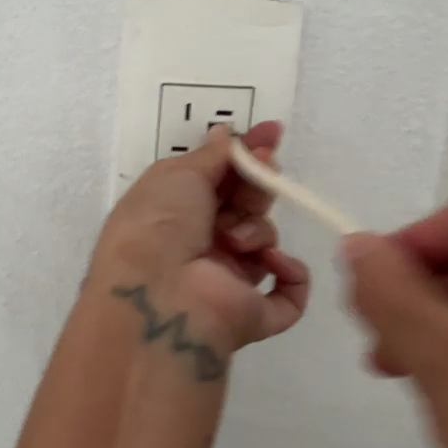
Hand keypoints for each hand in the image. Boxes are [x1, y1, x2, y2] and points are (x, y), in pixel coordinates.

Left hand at [89, 122, 310, 352]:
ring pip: (265, 241)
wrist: (158, 295)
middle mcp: (200, 246)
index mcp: (176, 213)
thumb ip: (211, 155)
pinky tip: (273, 262)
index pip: (220, 179)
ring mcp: (227, 282)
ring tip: (232, 241)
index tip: (272, 133)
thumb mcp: (177, 174)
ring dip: (257, 231)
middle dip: (257, 187)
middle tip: (260, 177)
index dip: (247, 155)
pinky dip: (290, 275)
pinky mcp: (251, 315)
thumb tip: (226, 133)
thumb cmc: (158, 225)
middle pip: (247, 206)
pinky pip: (289, 293)